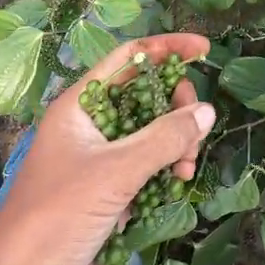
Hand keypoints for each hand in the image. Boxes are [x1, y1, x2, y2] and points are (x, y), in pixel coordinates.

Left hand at [0, 33, 215, 264]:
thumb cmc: (57, 216)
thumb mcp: (113, 174)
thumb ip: (163, 139)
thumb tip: (207, 110)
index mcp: (81, 105)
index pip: (130, 57)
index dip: (167, 48)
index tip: (204, 49)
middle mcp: (91, 122)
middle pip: (147, 94)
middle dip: (177, 107)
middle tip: (196, 130)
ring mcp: (99, 155)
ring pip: (150, 129)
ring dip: (175, 142)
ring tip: (186, 168)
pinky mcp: (107, 185)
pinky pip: (146, 161)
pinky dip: (165, 166)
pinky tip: (177, 182)